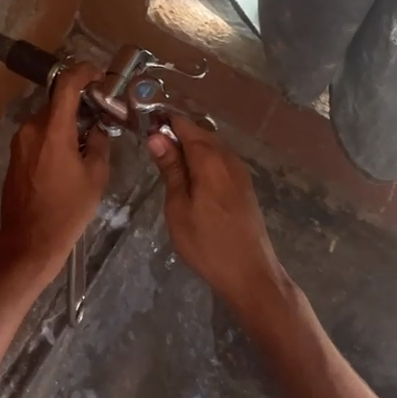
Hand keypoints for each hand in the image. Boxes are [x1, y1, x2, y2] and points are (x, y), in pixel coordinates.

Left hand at [0, 64, 111, 281]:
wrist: (29, 242)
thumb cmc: (67, 211)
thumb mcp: (95, 177)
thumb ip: (100, 143)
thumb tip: (99, 127)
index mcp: (53, 129)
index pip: (66, 84)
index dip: (83, 72)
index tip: (99, 75)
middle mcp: (32, 128)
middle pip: (58, 103)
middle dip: (80, 106)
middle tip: (101, 118)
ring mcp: (20, 141)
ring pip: (49, 120)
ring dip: (67, 124)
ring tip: (87, 144)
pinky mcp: (15, 155)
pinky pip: (39, 135)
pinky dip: (55, 137)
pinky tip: (68, 159)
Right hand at [146, 115, 287, 306]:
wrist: (251, 275)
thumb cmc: (208, 244)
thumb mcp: (179, 208)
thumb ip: (170, 169)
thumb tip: (156, 136)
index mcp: (209, 158)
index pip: (183, 124)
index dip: (163, 122)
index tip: (144, 129)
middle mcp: (227, 156)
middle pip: (198, 132)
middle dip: (175, 135)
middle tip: (152, 152)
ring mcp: (239, 170)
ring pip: (210, 145)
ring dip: (189, 148)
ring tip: (169, 166)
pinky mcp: (244, 184)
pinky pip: (220, 159)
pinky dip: (203, 160)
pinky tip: (192, 179)